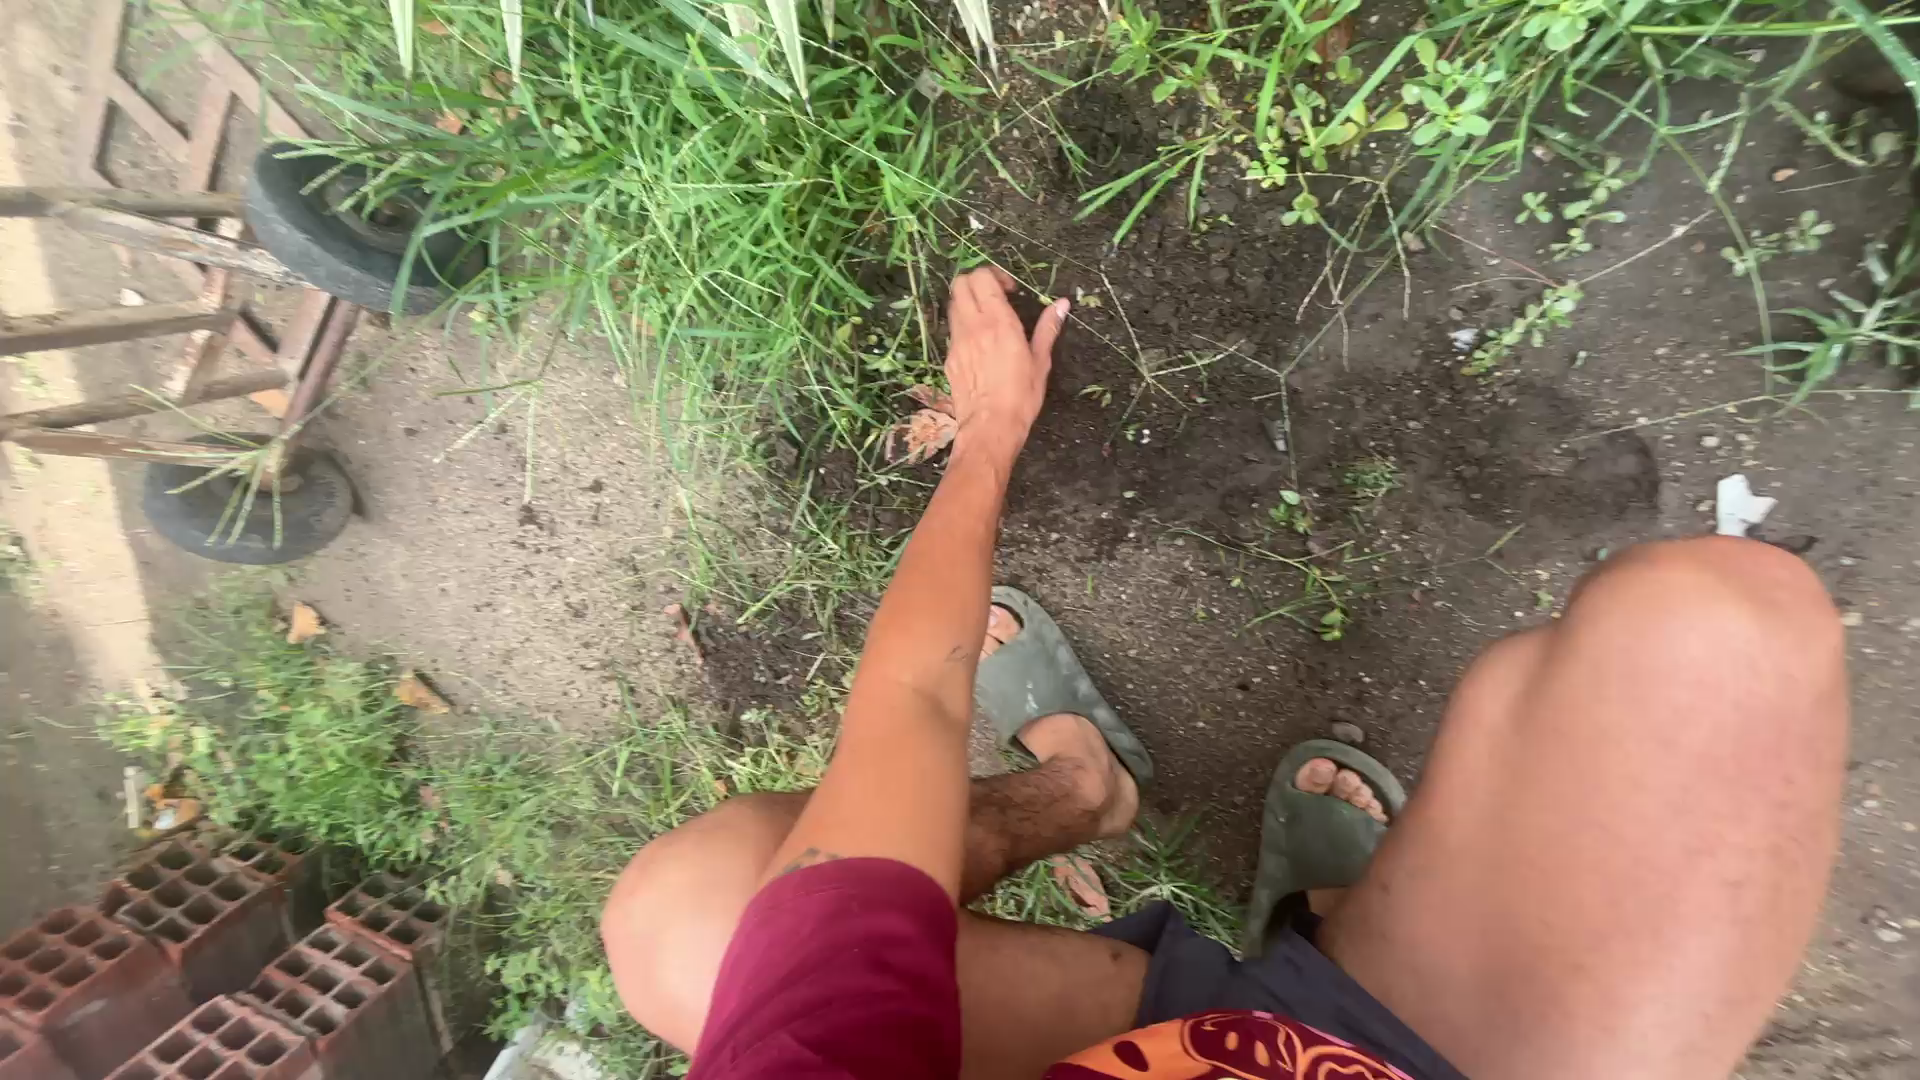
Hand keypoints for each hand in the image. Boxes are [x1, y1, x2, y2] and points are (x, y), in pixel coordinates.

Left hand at [943, 266, 1068, 465]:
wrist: (990, 428)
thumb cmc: (1020, 398)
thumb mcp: (1040, 362)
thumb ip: (1048, 329)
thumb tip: (1062, 304)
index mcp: (998, 323)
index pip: (982, 278)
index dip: (995, 276)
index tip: (1010, 290)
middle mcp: (973, 327)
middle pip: (961, 284)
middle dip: (977, 282)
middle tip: (995, 296)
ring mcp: (957, 343)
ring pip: (953, 305)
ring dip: (968, 302)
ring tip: (986, 318)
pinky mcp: (949, 359)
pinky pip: (952, 331)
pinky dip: (963, 326)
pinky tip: (978, 344)